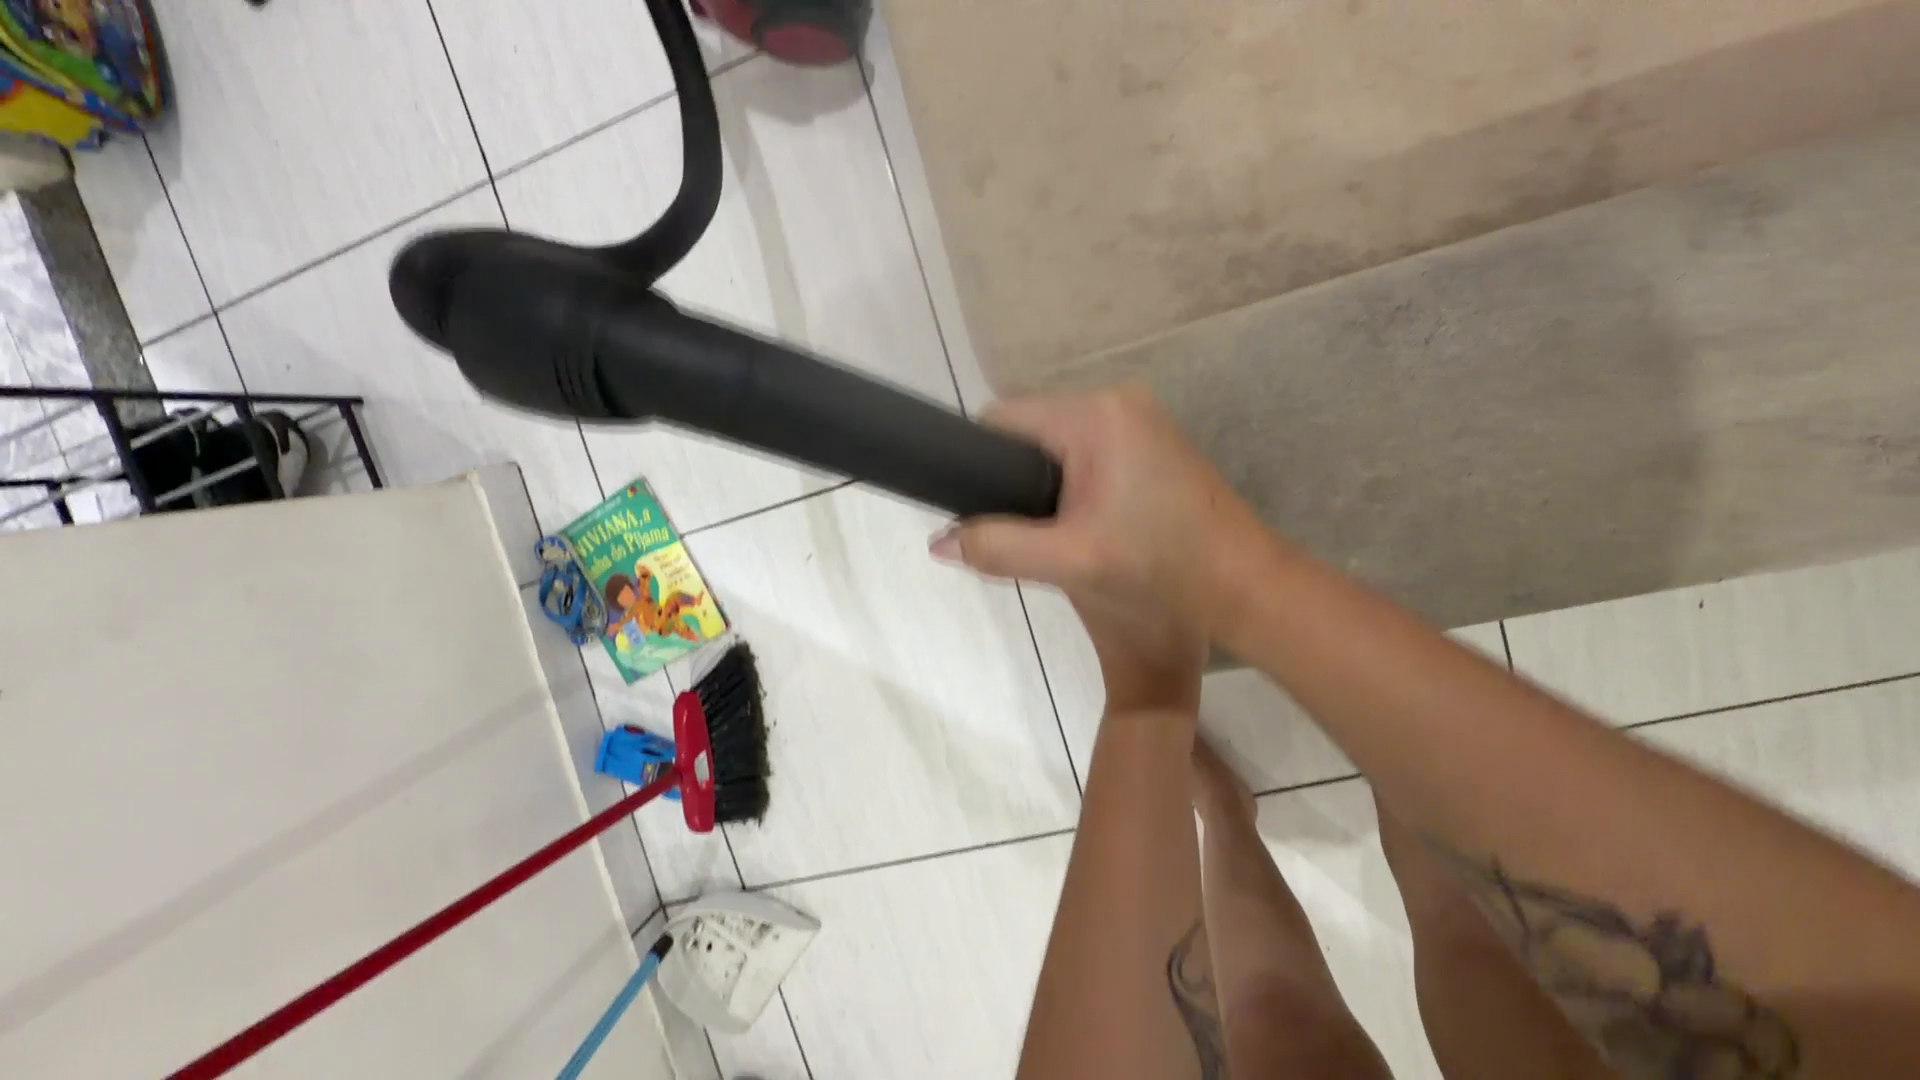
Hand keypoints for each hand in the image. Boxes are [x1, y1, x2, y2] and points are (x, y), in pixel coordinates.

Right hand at [929, 384, 1260, 634]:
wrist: (1246, 584)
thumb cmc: (1161, 567)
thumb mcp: (1071, 562)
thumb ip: (998, 548)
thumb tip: (939, 543)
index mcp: (1095, 413)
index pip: (1003, 419)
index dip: (979, 462)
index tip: (978, 508)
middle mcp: (1118, 399)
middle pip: (1031, 431)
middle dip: (1015, 479)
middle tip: (1018, 533)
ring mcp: (1141, 417)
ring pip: (1059, 445)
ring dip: (1045, 485)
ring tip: (1051, 534)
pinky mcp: (1154, 442)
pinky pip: (1089, 452)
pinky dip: (1075, 484)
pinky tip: (1084, 525)